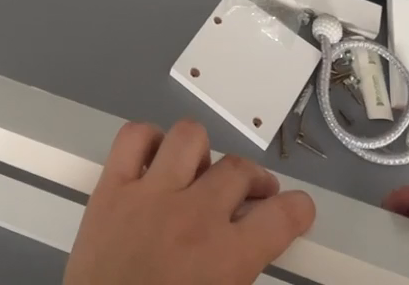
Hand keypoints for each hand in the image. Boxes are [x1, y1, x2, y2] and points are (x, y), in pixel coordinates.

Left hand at [65, 120, 315, 284]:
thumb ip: (239, 271)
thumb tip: (248, 248)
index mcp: (226, 257)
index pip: (281, 217)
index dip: (297, 209)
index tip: (297, 207)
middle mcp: (192, 215)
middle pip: (238, 169)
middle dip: (252, 180)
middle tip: (249, 193)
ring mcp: (149, 194)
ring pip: (189, 137)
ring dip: (201, 154)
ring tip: (199, 173)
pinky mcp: (111, 187)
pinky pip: (132, 138)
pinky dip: (146, 140)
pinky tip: (154, 159)